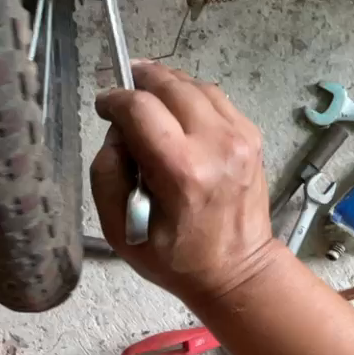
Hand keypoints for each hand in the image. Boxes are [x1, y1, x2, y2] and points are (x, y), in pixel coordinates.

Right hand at [90, 63, 284, 304]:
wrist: (237, 271)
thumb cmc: (174, 261)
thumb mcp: (120, 233)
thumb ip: (107, 177)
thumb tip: (116, 135)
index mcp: (181, 173)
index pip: (140, 109)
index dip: (115, 100)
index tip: (102, 105)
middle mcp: (215, 145)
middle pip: (170, 86)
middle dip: (140, 83)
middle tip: (121, 94)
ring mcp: (239, 136)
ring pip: (195, 86)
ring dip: (166, 86)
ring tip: (147, 99)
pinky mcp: (251, 136)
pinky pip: (215, 99)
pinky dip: (190, 98)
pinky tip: (176, 114)